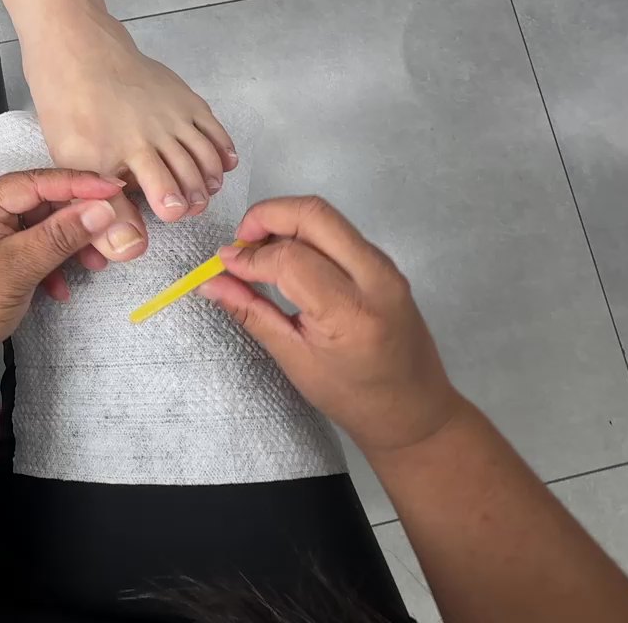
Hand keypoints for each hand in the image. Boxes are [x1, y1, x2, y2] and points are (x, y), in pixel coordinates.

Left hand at [0, 169, 128, 373]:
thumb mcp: (18, 267)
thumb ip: (60, 235)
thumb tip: (102, 209)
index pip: (36, 182)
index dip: (78, 183)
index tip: (115, 187)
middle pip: (42, 204)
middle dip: (78, 220)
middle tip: (114, 232)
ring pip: (43, 229)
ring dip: (70, 245)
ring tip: (97, 264)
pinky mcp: (0, 260)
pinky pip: (35, 251)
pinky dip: (53, 265)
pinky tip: (62, 290)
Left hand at [18, 6, 236, 226]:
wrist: (78, 52)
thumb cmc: (70, 107)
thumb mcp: (74, 161)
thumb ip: (105, 206)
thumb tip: (130, 248)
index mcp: (127, 149)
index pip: (163, 187)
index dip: (173, 205)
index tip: (174, 213)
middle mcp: (156, 132)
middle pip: (190, 174)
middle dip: (193, 197)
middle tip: (189, 209)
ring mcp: (174, 113)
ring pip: (206, 154)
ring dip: (209, 178)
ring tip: (203, 192)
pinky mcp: (185, 98)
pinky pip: (214, 128)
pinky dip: (222, 150)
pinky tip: (222, 164)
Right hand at [198, 196, 464, 455]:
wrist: (418, 412)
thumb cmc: (353, 397)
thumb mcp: (294, 360)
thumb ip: (250, 312)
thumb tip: (208, 283)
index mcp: (352, 312)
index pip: (290, 259)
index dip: (249, 257)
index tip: (222, 266)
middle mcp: (375, 278)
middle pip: (313, 214)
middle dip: (266, 215)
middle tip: (240, 242)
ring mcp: (384, 266)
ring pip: (325, 215)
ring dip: (283, 221)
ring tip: (258, 251)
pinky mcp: (383, 263)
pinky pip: (336, 230)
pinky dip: (301, 232)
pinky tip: (284, 258)